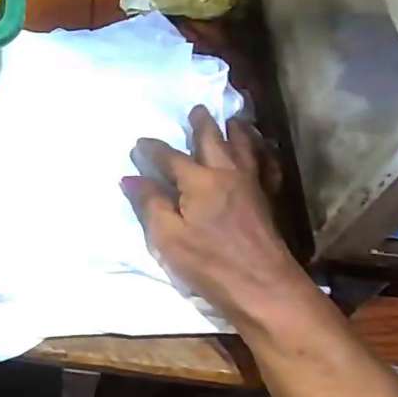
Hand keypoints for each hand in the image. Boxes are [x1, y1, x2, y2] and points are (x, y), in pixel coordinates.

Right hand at [121, 106, 316, 327]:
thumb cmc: (208, 262)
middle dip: (202, 126)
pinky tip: (260, 153)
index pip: (170, 158)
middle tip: (196, 110)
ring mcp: (251, 186)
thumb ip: (150, 203)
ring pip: (244, 149)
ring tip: (232, 120)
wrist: (262, 286)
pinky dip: (262, 154)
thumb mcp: (167, 236)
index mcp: (200, 182)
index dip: (152, 150)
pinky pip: (265, 167)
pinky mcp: (266, 201)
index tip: (139, 143)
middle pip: (213, 142)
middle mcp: (228, 175)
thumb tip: (131, 178)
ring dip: (236, 132)